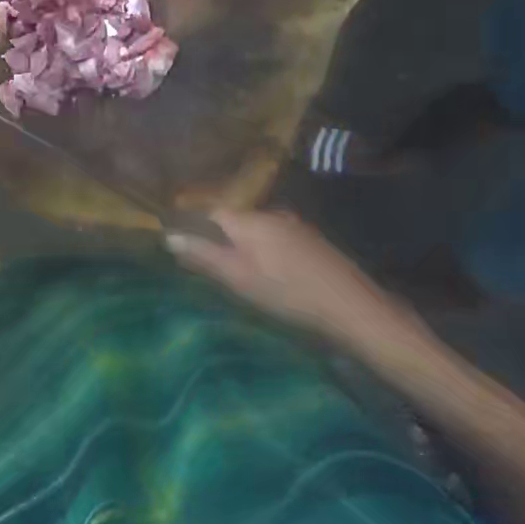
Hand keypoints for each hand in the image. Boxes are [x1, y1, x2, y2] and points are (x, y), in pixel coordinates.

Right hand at [166, 208, 427, 354]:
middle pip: (233, 221)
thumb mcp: (238, 277)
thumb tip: (168, 236)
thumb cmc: (288, 293)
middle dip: (220, 239)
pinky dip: (268, 253)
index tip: (188, 250)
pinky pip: (277, 239)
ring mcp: (296, 226)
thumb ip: (202, 255)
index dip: (195, 229)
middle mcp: (270, 214)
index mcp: (248, 219)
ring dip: (246, 247)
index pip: (209, 213)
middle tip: (216, 269)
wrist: (356, 311)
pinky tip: (275, 276)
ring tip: (244, 275)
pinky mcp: (315, 242)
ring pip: (257, 231)